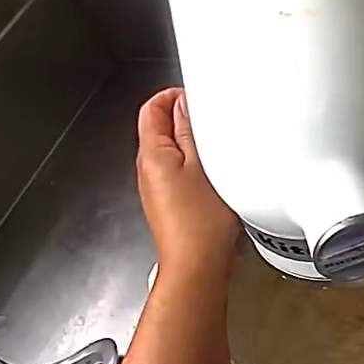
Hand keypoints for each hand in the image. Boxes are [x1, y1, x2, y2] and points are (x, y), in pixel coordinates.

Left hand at [138, 88, 238, 279]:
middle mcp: (147, 170)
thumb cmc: (200, 225)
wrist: (197, 266)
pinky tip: (213, 178)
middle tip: (212, 127)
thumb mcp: (203, 165)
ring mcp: (156, 188)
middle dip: (186, 121)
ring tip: (216, 154)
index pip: (152, 108)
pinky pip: (178, 174)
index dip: (173, 97)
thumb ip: (190, 131)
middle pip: (160, 129)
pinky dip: (194, 168)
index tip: (197, 99)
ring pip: (171, 152)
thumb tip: (183, 106)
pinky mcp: (168, 203)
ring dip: (192, 147)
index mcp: (151, 155)